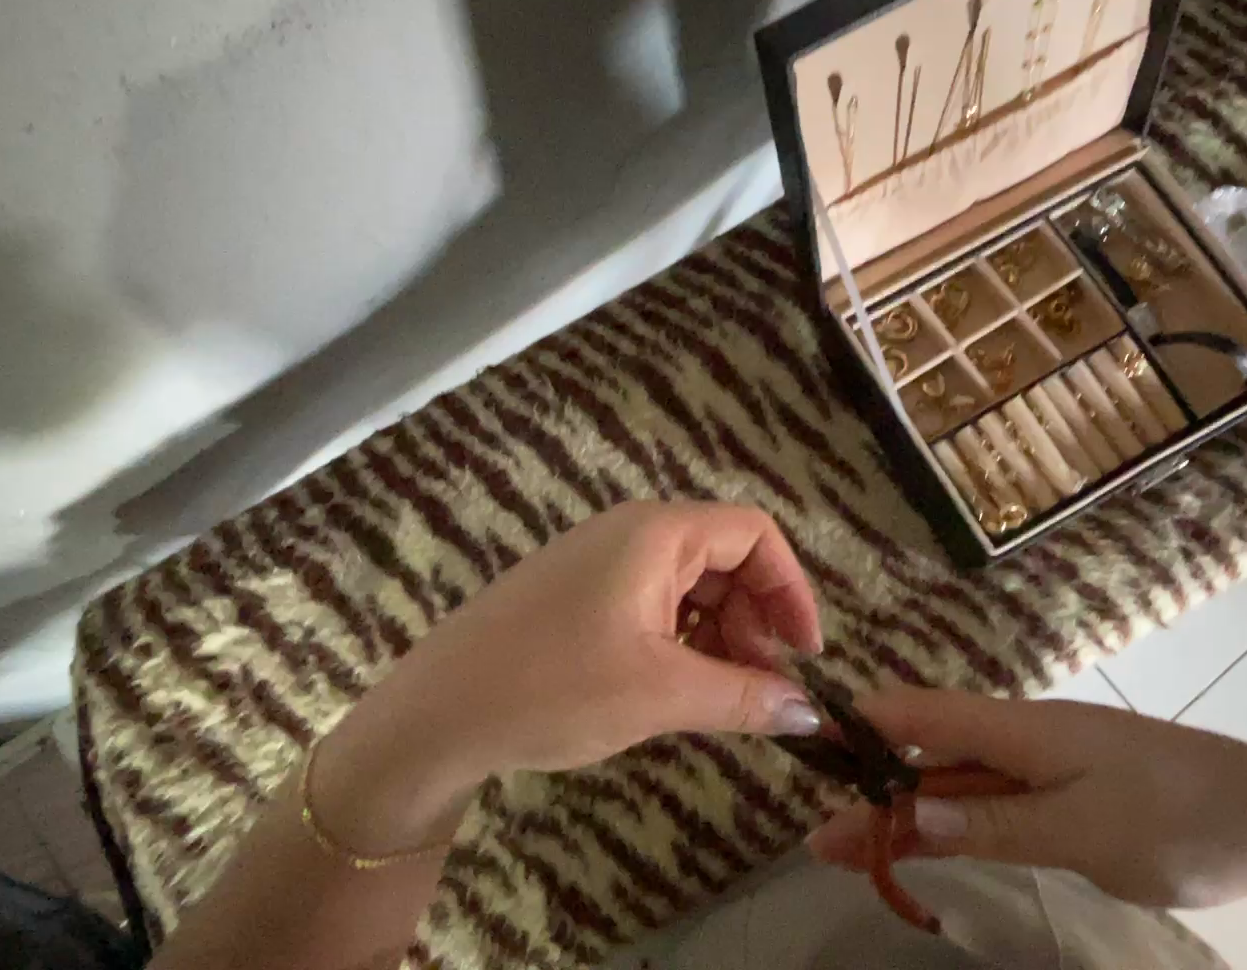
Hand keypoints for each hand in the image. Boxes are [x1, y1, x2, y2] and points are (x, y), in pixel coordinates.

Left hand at [313, 502, 825, 849]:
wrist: (435, 714)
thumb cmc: (554, 688)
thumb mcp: (660, 694)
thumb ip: (744, 697)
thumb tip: (810, 714)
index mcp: (657, 533)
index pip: (754, 535)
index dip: (791, 589)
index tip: (806, 654)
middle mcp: (632, 533)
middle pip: (723, 560)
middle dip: (755, 621)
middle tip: (762, 688)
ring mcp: (600, 561)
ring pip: (689, 587)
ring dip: (720, 636)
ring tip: (721, 697)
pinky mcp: (579, 593)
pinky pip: (652, 604)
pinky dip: (681, 642)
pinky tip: (676, 689)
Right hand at [806, 685, 1246, 907]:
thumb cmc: (1183, 818)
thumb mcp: (1088, 831)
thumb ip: (996, 821)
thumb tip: (910, 806)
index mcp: (1017, 727)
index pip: (917, 714)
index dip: (858, 725)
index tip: (805, 746)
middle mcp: (1015, 737)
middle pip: (923, 753)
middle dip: (868, 787)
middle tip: (817, 835)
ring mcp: (1036, 765)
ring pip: (950, 782)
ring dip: (900, 811)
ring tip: (844, 848)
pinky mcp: (1056, 792)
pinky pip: (986, 802)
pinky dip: (946, 823)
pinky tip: (917, 842)